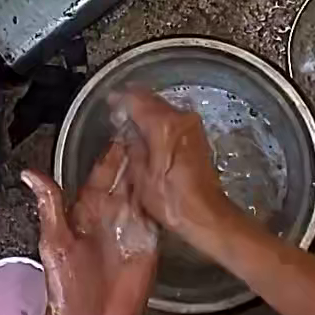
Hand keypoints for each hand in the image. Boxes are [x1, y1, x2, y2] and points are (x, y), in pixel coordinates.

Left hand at [20, 140, 158, 314]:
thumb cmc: (67, 285)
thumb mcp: (55, 241)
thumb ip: (50, 204)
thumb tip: (29, 172)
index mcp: (86, 208)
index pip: (102, 172)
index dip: (112, 152)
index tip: (123, 125)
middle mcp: (111, 212)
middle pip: (127, 176)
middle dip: (138, 153)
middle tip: (152, 125)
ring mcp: (133, 226)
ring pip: (145, 191)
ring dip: (154, 170)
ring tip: (168, 144)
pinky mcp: (150, 242)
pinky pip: (159, 215)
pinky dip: (166, 197)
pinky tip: (176, 178)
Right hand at [110, 86, 237, 237]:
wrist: (205, 215)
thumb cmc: (171, 200)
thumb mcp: (140, 176)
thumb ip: (133, 148)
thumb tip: (129, 135)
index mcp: (163, 126)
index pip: (137, 100)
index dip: (119, 98)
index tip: (108, 101)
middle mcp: (181, 119)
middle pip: (152, 100)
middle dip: (133, 103)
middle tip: (116, 110)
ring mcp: (193, 127)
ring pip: (164, 108)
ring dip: (147, 111)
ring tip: (130, 121)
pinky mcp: (198, 137)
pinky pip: (173, 119)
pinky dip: (159, 121)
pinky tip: (148, 132)